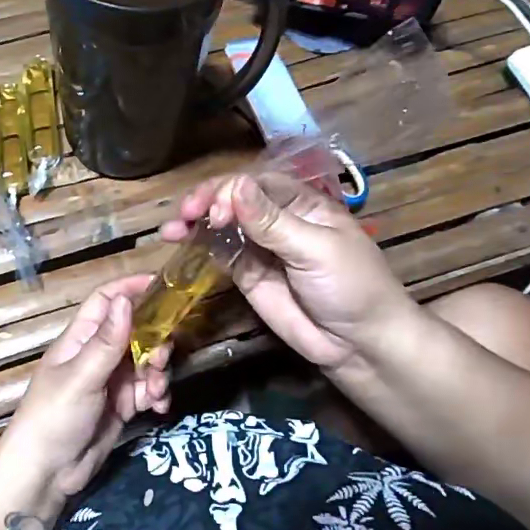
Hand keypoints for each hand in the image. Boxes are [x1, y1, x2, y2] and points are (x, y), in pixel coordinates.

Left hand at [4, 276, 171, 495]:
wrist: (47, 473)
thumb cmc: (54, 417)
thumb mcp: (81, 377)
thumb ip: (107, 342)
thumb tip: (125, 298)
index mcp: (80, 340)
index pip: (106, 301)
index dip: (130, 288)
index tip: (162, 284)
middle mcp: (96, 355)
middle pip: (134, 330)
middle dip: (154, 339)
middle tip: (161, 357)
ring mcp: (110, 381)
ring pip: (146, 361)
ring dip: (158, 372)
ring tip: (155, 391)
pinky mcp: (121, 405)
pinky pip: (147, 389)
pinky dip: (157, 395)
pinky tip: (157, 408)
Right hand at [161, 172, 415, 369]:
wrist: (358, 344)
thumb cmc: (351, 286)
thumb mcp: (315, 249)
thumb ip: (272, 221)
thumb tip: (235, 186)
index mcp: (301, 203)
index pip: (256, 184)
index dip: (229, 191)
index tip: (214, 213)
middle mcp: (277, 220)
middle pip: (234, 200)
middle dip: (207, 202)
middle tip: (185, 215)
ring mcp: (260, 248)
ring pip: (221, 226)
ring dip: (195, 223)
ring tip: (171, 230)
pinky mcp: (247, 275)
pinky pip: (219, 254)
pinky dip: (198, 248)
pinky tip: (181, 245)